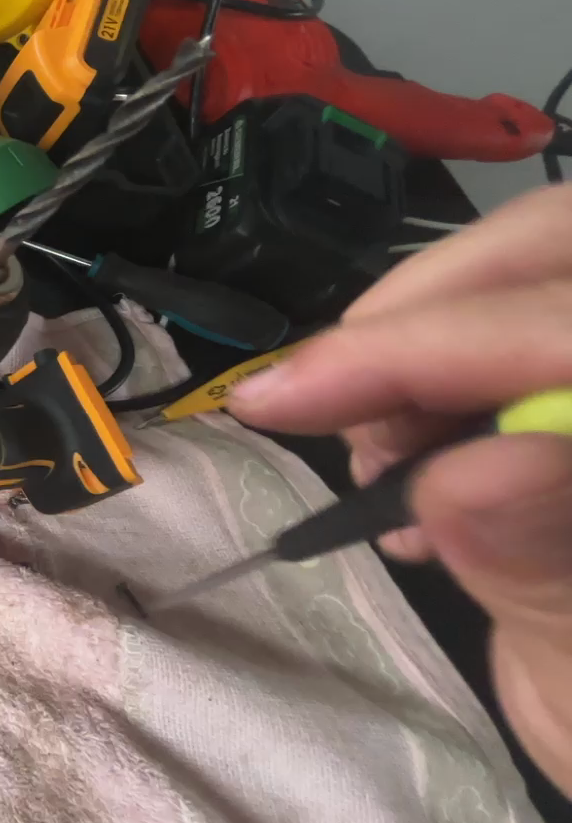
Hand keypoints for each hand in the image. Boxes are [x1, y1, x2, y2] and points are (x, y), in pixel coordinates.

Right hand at [227, 185, 571, 791]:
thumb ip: (554, 572)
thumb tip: (471, 471)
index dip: (424, 349)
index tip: (279, 401)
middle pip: (561, 251)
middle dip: (413, 311)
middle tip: (319, 398)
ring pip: (525, 271)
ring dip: (404, 346)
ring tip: (371, 457)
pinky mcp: (560, 390)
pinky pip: (499, 319)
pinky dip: (414, 370)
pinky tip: (403, 457)